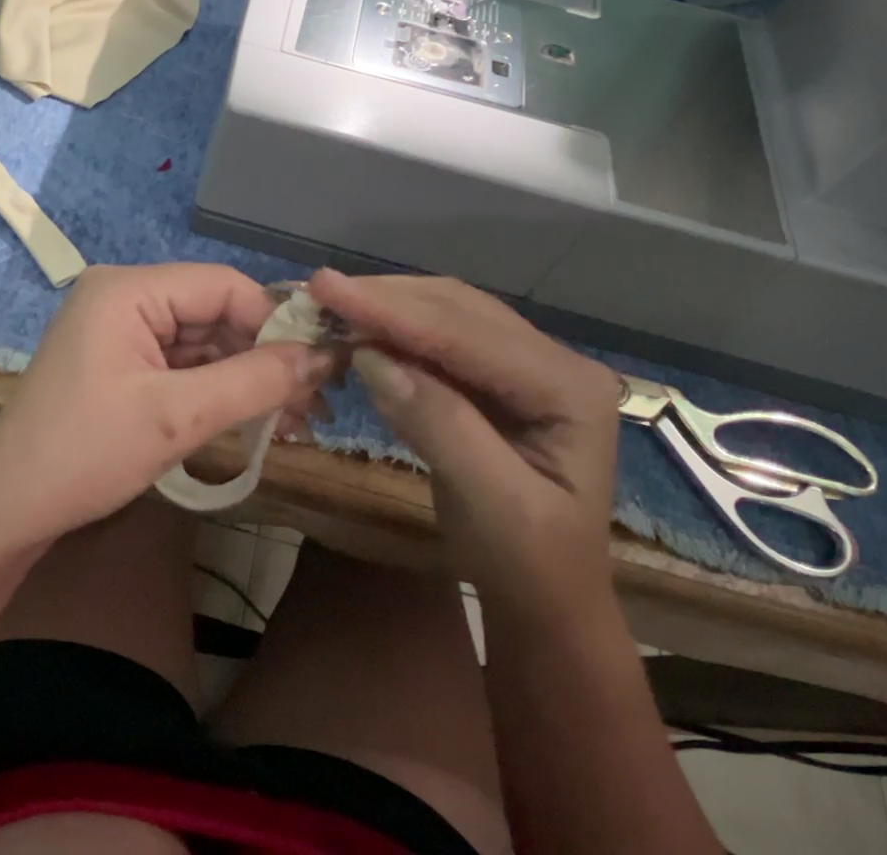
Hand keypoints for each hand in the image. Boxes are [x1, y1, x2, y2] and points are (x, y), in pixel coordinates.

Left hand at [0, 264, 334, 551]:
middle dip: (265, 357)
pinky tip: (254, 419)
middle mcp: (123, 297)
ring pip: (203, 343)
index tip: (320, 368)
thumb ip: (254, 381)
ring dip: (246, 379)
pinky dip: (217, 391)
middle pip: (215, 313)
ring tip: (294, 422)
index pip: (224, 286)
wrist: (11, 507)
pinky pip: (182, 366)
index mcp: (128, 290)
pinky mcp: (120, 365)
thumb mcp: (177, 417)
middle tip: (314, 405)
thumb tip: (323, 357)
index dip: (276, 323)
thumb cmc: (86, 454)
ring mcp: (119, 332)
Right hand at [308, 269, 621, 601]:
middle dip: (387, 299)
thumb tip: (372, 358)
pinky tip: (361, 332)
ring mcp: (526, 370)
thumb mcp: (489, 502)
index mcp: (569, 387)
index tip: (326, 288)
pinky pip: (440, 345)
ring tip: (330, 304)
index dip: (394, 311)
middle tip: (317, 291)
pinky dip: (396, 336)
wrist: (545, 598)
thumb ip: (439, 424)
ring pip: (449, 318)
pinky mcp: (497, 384)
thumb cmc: (526, 561)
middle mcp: (554, 363)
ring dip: (389, 310)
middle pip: (460, 311)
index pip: (469, 335)